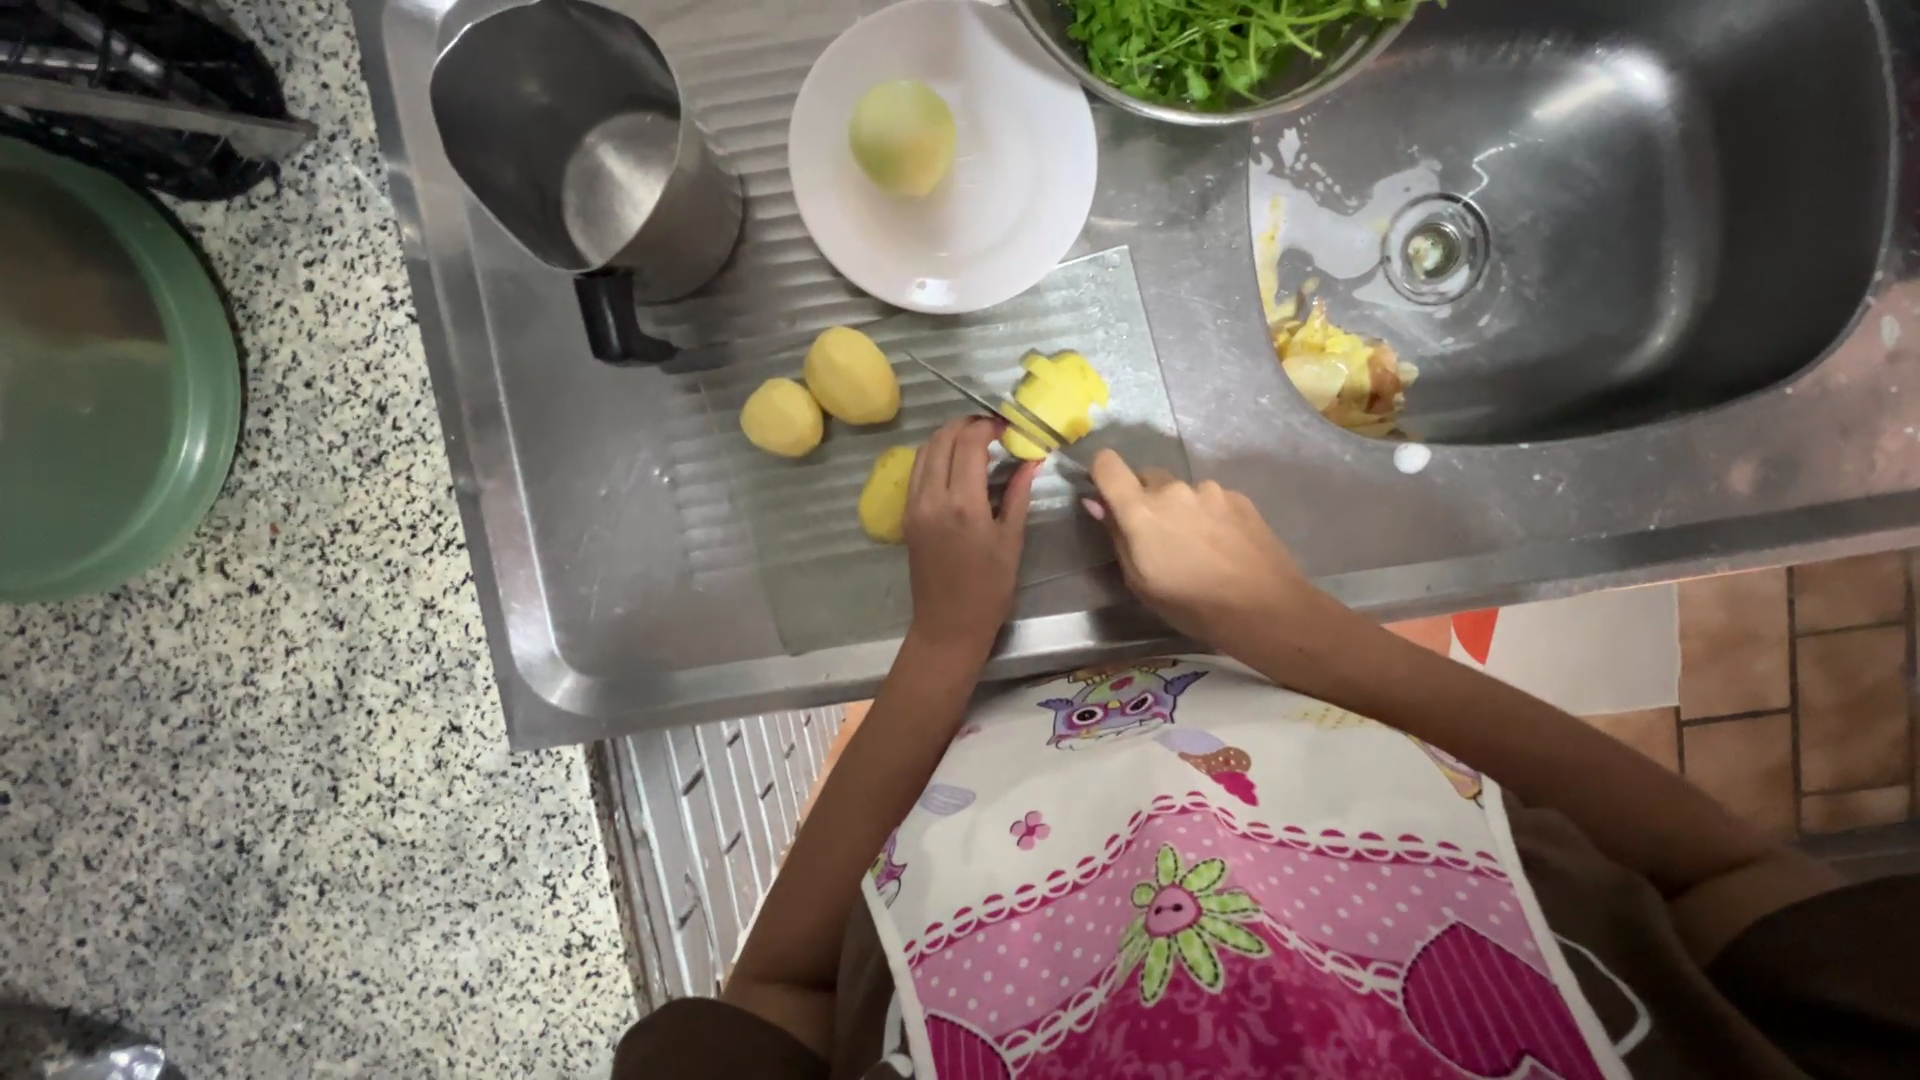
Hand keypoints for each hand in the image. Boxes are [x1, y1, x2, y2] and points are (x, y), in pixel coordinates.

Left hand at [904, 417, 1037, 655]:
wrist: (948, 625)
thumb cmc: (989, 589)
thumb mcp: (1011, 540)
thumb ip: (1019, 494)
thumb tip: (1031, 460)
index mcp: (963, 504)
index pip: (969, 443)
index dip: (988, 427)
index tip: (1007, 426)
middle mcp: (932, 497)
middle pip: (942, 439)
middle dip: (967, 426)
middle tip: (992, 429)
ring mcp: (914, 505)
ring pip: (924, 452)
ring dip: (948, 438)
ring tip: (975, 443)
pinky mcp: (907, 515)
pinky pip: (917, 472)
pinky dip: (935, 457)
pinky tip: (956, 464)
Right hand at [1088, 449, 1326, 648]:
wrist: (1265, 608)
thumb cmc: (1191, 604)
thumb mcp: (1140, 581)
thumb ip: (1117, 536)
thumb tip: (1098, 504)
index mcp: (1141, 511)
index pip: (1107, 464)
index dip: (1102, 472)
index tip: (1107, 493)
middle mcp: (1173, 490)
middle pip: (1146, 477)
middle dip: (1144, 499)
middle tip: (1157, 536)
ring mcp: (1209, 490)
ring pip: (1181, 491)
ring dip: (1180, 508)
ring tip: (1197, 546)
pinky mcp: (1238, 497)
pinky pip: (1210, 499)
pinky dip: (1208, 514)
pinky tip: (1222, 545)